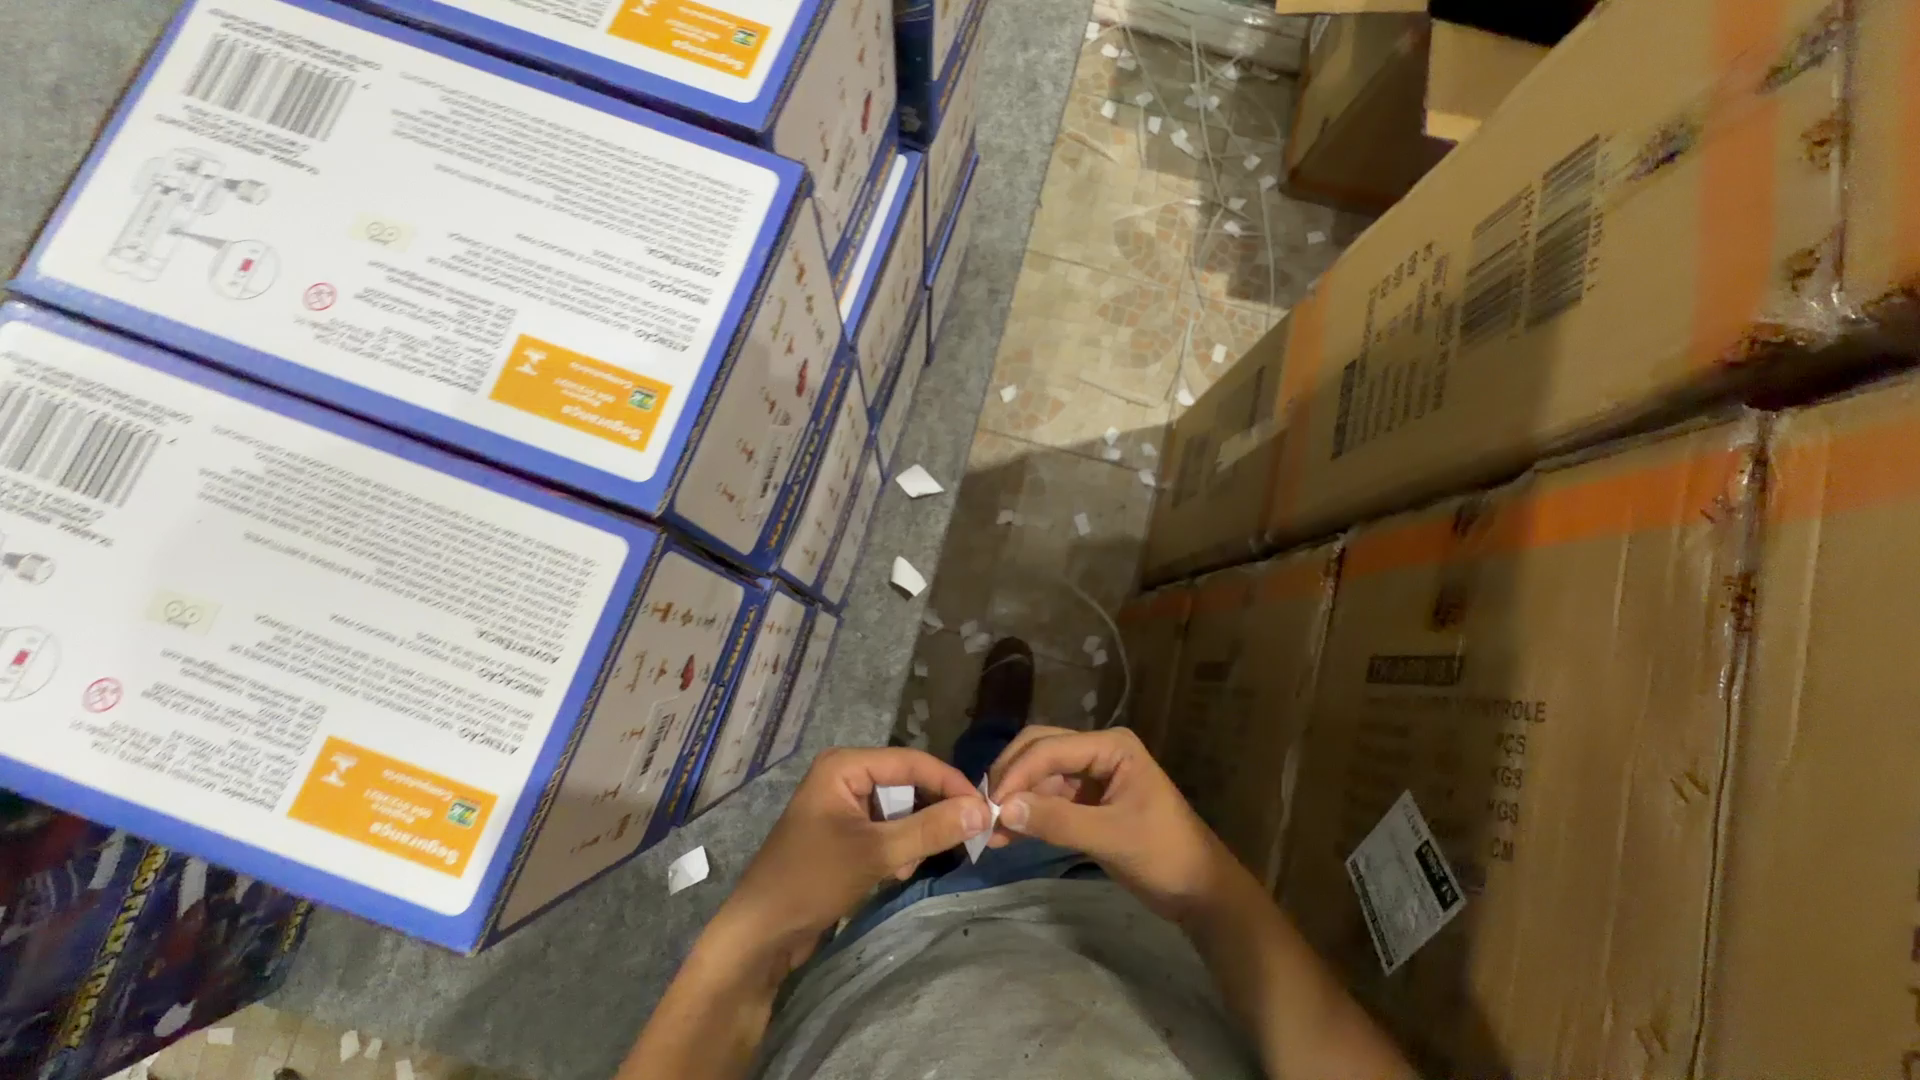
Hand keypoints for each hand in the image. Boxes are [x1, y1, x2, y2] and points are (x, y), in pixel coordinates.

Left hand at [712, 747, 988, 972]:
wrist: (760, 933)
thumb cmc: (812, 880)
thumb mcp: (877, 853)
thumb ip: (931, 829)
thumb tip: (983, 810)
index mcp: (845, 765)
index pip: (912, 762)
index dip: (950, 783)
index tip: (985, 809)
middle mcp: (844, 776)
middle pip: (907, 783)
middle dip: (933, 811)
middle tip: (967, 836)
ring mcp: (842, 806)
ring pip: (899, 809)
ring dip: (915, 834)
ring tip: (918, 862)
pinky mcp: (843, 834)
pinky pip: (885, 828)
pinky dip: (899, 847)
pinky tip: (897, 873)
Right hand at [988, 726, 1241, 921]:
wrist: (1200, 891)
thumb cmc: (1165, 855)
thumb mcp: (1111, 837)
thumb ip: (1058, 821)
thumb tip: (1004, 809)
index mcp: (1112, 746)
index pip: (1050, 748)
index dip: (1017, 773)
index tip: (990, 806)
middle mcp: (1098, 752)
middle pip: (1039, 751)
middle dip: (1011, 778)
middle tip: (984, 811)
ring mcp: (1092, 776)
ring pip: (1039, 776)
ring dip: (1015, 799)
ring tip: (991, 831)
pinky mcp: (1086, 802)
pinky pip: (1047, 799)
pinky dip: (1028, 814)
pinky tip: (1008, 835)